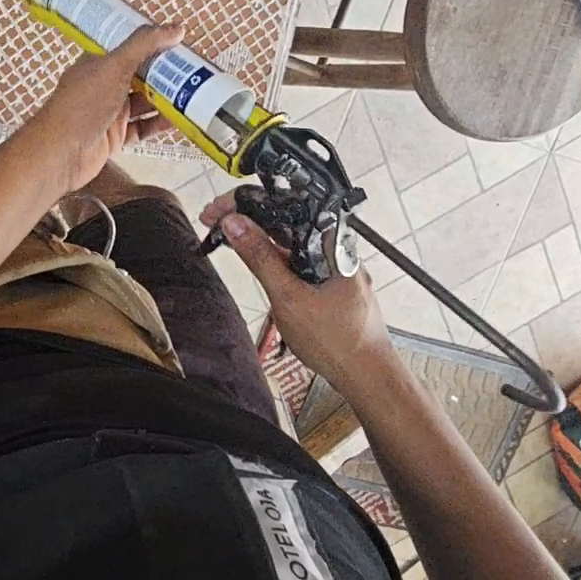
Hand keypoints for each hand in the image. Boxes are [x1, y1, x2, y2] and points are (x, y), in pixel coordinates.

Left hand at [18, 24, 182, 191]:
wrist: (61, 152)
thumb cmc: (83, 104)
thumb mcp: (114, 66)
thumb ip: (144, 45)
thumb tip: (176, 28)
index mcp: (97, 64)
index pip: (128, 49)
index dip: (152, 45)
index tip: (179, 45)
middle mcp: (102, 86)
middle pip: (139, 76)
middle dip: (165, 75)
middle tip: (194, 72)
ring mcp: (108, 113)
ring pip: (143, 103)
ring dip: (165, 100)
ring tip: (193, 95)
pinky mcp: (114, 137)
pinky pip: (141, 128)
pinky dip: (158, 124)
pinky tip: (179, 120)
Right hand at [200, 192, 394, 386]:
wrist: (368, 378)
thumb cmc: (338, 342)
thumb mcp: (289, 298)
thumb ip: (260, 258)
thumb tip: (234, 224)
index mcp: (333, 244)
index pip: (286, 205)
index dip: (248, 201)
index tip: (220, 208)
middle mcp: (336, 248)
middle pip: (286, 219)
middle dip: (247, 216)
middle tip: (212, 220)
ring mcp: (333, 264)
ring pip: (289, 239)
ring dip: (257, 236)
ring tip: (225, 235)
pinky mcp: (328, 279)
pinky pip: (296, 257)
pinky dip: (271, 255)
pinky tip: (252, 258)